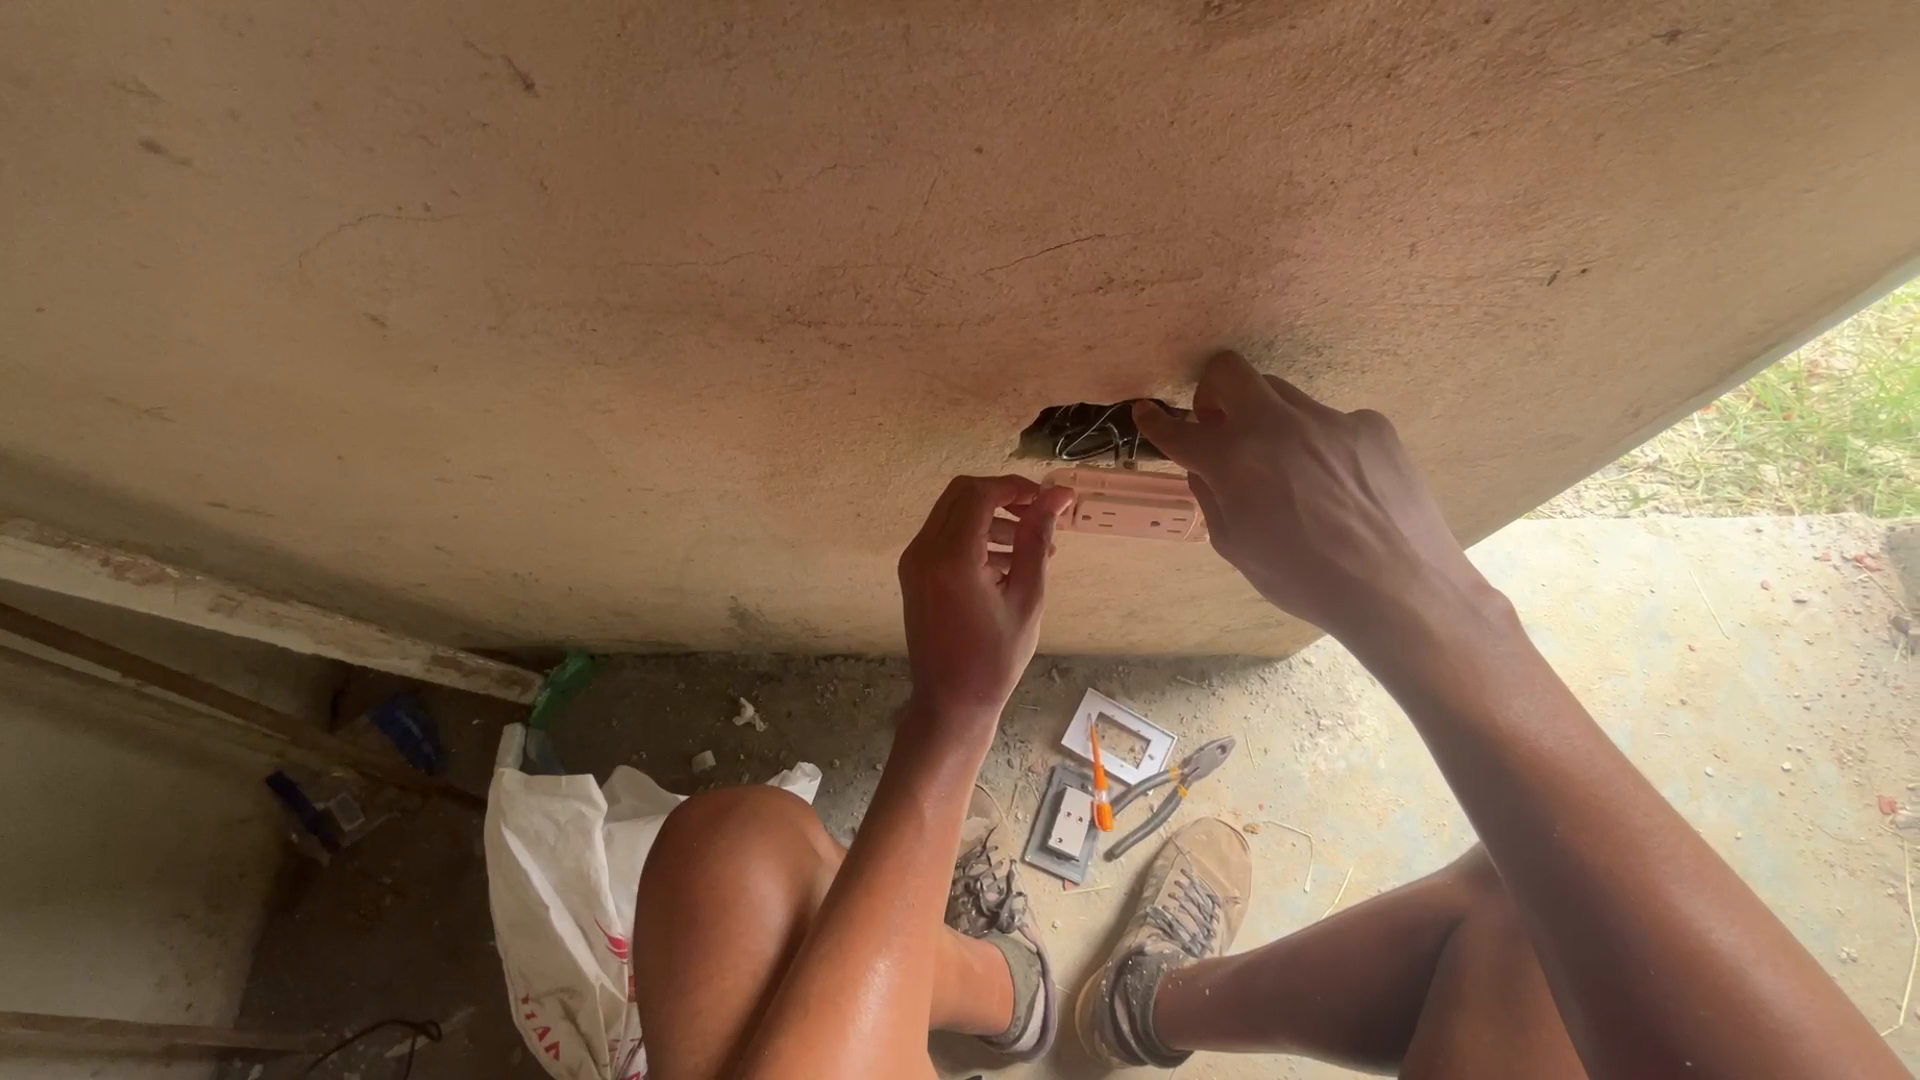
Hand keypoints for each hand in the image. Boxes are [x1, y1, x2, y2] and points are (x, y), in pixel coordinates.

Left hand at [898, 475, 1073, 733]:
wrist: (950, 702)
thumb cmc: (994, 659)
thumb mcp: (1026, 597)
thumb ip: (1037, 540)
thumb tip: (1058, 496)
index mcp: (951, 557)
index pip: (980, 494)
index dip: (1016, 487)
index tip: (1048, 500)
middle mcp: (924, 551)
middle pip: (962, 494)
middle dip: (1003, 497)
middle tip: (1038, 516)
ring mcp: (914, 562)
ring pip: (952, 513)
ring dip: (990, 517)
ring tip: (1031, 545)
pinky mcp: (914, 574)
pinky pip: (944, 537)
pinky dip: (974, 536)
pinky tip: (1007, 563)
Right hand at [1133, 352, 1486, 641]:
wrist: (1400, 588)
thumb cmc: (1305, 581)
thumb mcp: (1237, 549)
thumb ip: (1211, 500)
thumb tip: (1203, 469)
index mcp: (1235, 461)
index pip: (1179, 430)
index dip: (1156, 421)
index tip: (1146, 412)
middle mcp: (1277, 426)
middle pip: (1230, 372)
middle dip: (1212, 391)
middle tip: (1219, 424)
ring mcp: (1328, 419)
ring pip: (1281, 395)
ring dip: (1267, 420)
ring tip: (1286, 466)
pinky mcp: (1370, 425)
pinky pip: (1329, 421)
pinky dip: (1318, 443)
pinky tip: (1337, 484)